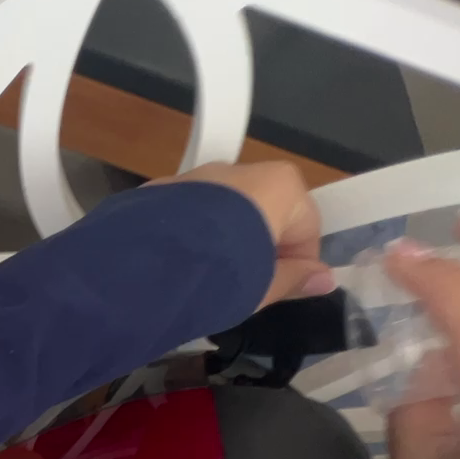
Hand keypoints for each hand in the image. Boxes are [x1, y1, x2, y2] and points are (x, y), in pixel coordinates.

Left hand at [151, 162, 335, 307]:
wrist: (136, 269)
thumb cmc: (216, 275)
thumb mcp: (261, 286)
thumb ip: (294, 279)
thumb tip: (323, 279)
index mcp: (278, 183)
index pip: (304, 226)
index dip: (294, 262)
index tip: (279, 287)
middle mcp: (233, 171)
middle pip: (255, 214)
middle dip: (248, 248)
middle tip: (232, 285)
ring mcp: (186, 180)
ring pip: (211, 214)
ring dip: (210, 242)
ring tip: (193, 278)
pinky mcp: (145, 197)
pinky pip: (173, 219)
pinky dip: (174, 239)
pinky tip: (162, 267)